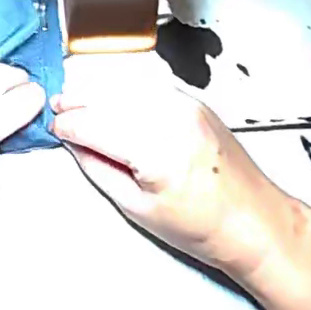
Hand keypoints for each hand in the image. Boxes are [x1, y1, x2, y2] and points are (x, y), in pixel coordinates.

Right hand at [52, 52, 310, 283]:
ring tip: (76, 98)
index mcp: (155, 150)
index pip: (95, 124)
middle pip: (108, 96)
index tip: (55, 127)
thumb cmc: (205, 227)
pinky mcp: (193, 100)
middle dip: (77, 99)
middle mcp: (171, 118)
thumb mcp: (137, 208)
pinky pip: (147, 83)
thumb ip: (99, 169)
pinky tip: (109, 93)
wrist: (255, 221)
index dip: (68, 125)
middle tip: (58, 106)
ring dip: (96, 88)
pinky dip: (122, 85)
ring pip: (126, 82)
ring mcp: (184, 104)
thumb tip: (76, 144)